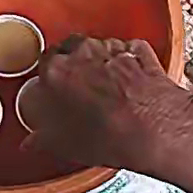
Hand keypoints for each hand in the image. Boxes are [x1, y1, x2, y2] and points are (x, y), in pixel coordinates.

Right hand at [23, 36, 192, 175]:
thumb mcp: (68, 146)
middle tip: (78, 85)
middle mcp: (86, 53)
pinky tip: (131, 79)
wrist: (160, 131)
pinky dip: (129, 60)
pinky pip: (130, 50)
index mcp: (58, 71)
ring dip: (101, 61)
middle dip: (74, 63)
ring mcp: (116, 49)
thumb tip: (32, 143)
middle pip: (72, 48)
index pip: (44, 62)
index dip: (50, 76)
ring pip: (101, 46)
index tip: (53, 88)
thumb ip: (44, 139)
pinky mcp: (142, 53)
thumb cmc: (114, 136)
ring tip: (107, 86)